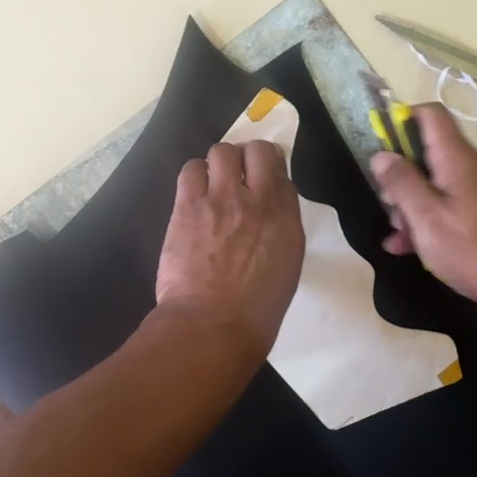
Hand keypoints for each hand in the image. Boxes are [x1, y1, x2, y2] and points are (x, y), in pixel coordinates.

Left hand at [155, 141, 305, 364]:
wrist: (212, 326)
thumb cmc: (255, 311)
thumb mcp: (286, 266)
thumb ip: (281, 229)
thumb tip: (269, 208)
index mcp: (286, 219)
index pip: (282, 173)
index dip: (270, 171)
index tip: (262, 179)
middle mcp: (259, 200)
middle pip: (257, 150)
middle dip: (248, 156)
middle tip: (238, 173)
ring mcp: (222, 198)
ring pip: (221, 152)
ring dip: (219, 163)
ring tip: (212, 182)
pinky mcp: (189, 205)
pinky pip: (191, 169)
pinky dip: (194, 175)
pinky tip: (193, 192)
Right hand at [373, 104, 476, 315]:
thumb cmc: (473, 250)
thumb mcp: (426, 218)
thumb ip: (401, 182)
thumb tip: (381, 155)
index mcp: (457, 157)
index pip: (430, 113)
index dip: (402, 119)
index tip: (381, 145)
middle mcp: (471, 165)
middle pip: (428, 151)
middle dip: (401, 174)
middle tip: (388, 204)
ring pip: (436, 182)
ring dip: (411, 203)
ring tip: (398, 235)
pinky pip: (449, 204)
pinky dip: (428, 219)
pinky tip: (409, 248)